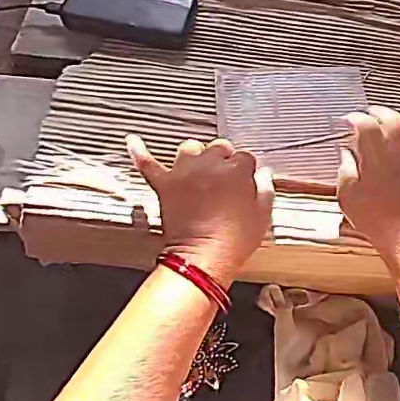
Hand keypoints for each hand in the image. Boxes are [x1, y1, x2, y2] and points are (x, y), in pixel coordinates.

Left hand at [128, 135, 275, 285]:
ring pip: (190, 148)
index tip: (245, 183)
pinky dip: (140, 152)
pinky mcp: (165, 185)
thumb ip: (265, 188)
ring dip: (196, 156)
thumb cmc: (235, 240)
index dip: (245, 171)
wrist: (202, 259)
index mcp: (236, 170)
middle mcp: (210, 164)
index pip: (245, 158)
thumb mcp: (263, 214)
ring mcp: (185, 172)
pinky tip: (134, 141)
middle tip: (224, 180)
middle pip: (219, 148)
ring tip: (199, 169)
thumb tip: (263, 174)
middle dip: (223, 160)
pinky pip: (148, 163)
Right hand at [337, 107, 399, 264]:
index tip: (347, 120)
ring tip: (390, 119)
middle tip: (368, 112)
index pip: (366, 125)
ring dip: (399, 120)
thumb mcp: (348, 196)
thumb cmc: (376, 220)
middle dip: (379, 112)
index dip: (355, 118)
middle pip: (392, 120)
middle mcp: (398, 153)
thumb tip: (345, 154)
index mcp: (376, 157)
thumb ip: (346, 170)